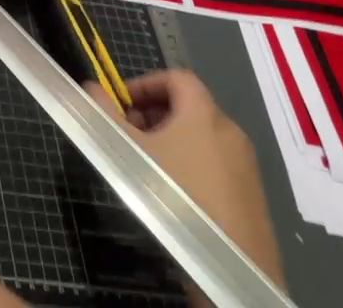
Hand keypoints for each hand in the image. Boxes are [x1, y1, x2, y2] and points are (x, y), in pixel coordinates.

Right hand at [85, 70, 284, 291]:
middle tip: (128, 135)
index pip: (177, 77)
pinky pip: (217, 162)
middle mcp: (231, 132)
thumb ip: (102, 112)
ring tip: (146, 166)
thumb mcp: (126, 150)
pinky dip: (191, 162)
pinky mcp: (253, 194)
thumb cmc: (172, 196)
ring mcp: (246, 165)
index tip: (121, 104)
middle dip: (153, 113)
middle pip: (189, 105)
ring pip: (202, 136)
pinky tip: (173, 193)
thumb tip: (89, 87)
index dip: (145, 82)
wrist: (228, 265)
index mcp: (203, 114)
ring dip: (171, 139)